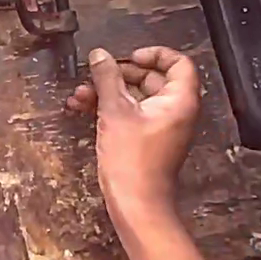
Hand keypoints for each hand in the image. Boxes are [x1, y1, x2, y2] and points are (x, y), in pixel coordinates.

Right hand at [68, 46, 201, 217]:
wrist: (135, 205)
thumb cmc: (132, 160)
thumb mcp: (115, 111)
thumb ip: (107, 79)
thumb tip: (99, 55)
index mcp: (179, 101)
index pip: (178, 63)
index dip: (155, 54)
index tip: (130, 57)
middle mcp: (175, 111)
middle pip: (152, 78)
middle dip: (120, 74)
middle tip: (97, 74)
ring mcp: (161, 126)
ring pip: (137, 96)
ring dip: (109, 91)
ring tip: (81, 93)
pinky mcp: (147, 139)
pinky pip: (131, 113)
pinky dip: (110, 108)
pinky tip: (83, 108)